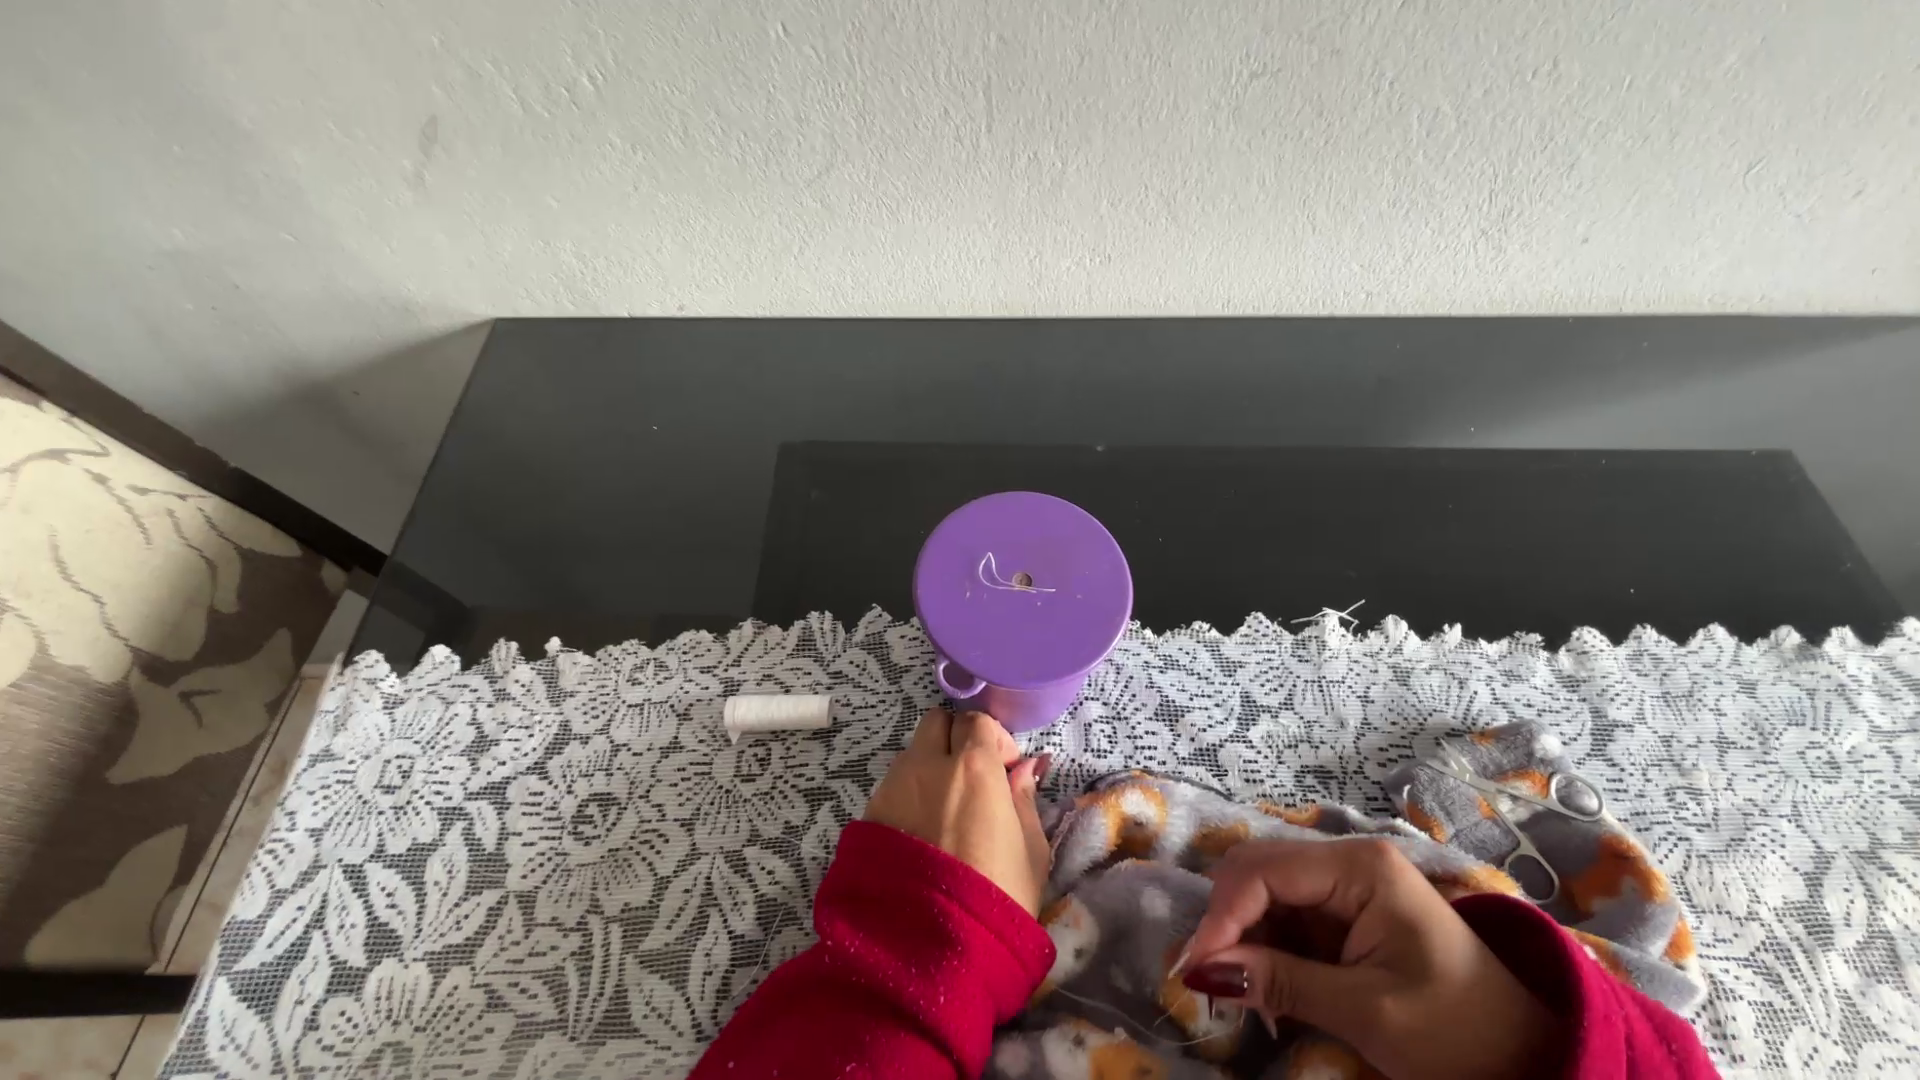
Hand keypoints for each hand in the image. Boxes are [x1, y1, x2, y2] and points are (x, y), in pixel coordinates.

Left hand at [863, 707, 1052, 914]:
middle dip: (956, 738)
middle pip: (937, 722)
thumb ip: (1024, 798)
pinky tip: (922, 831)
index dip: (994, 739)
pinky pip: (894, 784)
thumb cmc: (997, 895)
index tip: (1004, 769)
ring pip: (913, 753)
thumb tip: (1024, 769)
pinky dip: (910, 792)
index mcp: (972, 766)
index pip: (977, 721)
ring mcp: (893, 786)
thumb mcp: (1031, 849)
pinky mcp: (869, 813)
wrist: (934, 946)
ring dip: (931, 765)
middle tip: (973, 775)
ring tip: (945, 809)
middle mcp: (927, 764)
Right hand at [1178, 838, 1558, 1079]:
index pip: (1263, 871)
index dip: (1221, 916)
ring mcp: (1344, 883)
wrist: (1531, 1056)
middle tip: (1205, 978)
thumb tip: (1201, 972)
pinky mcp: (1342, 910)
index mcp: (1360, 868)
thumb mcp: (1368, 1013)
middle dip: (1225, 921)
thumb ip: (1281, 983)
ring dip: (1241, 936)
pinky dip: (1262, 945)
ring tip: (1233, 987)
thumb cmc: (1459, 1033)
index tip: (1193, 970)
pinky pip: (1282, 914)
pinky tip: (1262, 981)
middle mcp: (1346, 860)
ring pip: (1262, 892)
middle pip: (1255, 870)